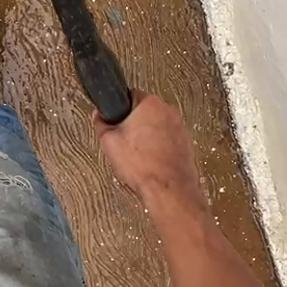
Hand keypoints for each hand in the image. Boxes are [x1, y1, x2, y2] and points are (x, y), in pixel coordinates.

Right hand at [93, 93, 208, 220]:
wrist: (168, 190)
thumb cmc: (143, 166)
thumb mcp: (109, 142)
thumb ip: (101, 123)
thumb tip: (99, 117)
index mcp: (150, 103)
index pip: (130, 95)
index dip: (119, 110)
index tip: (115, 120)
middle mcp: (169, 112)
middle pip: (144, 112)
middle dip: (134, 124)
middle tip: (124, 142)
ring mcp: (180, 128)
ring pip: (156, 127)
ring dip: (147, 137)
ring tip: (138, 156)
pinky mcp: (186, 144)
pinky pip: (167, 141)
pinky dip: (159, 149)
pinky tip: (150, 162)